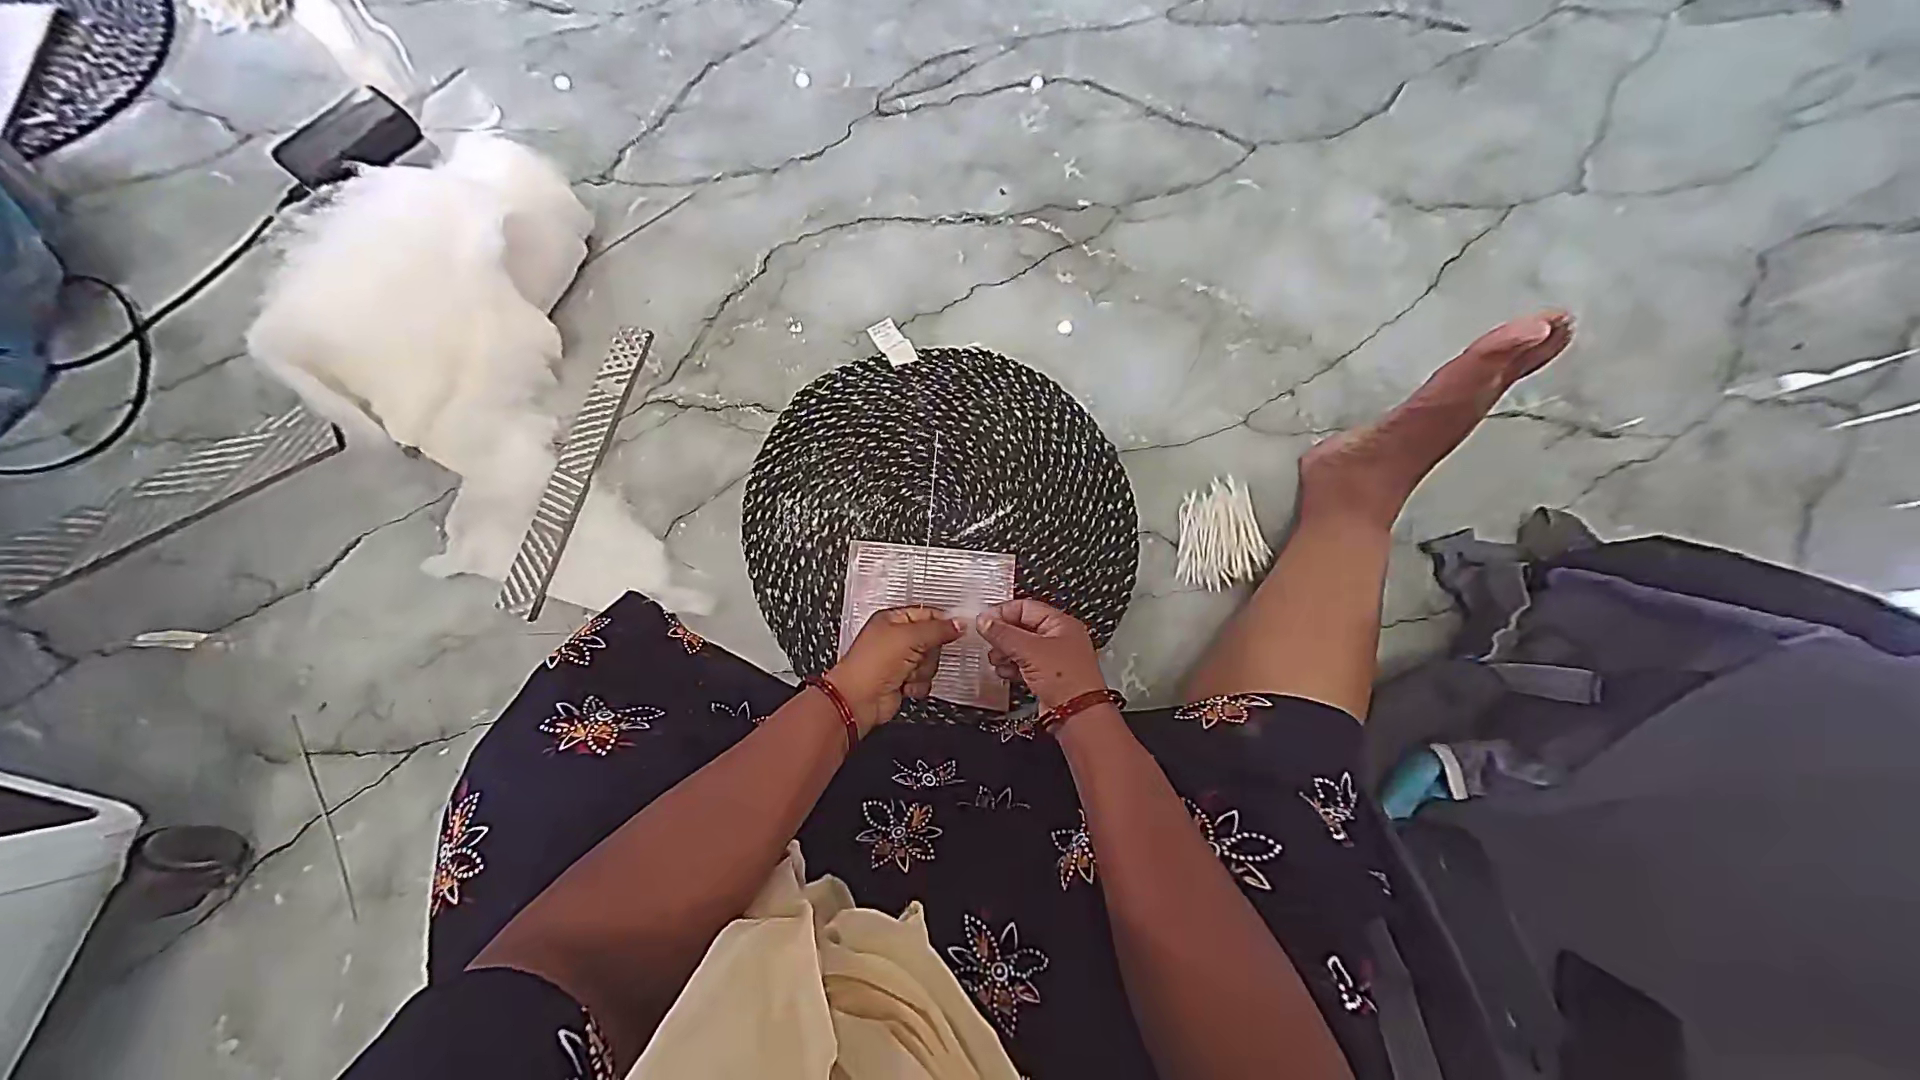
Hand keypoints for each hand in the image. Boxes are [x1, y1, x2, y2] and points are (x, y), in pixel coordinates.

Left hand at [826, 606, 964, 733]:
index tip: (956, 629)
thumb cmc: (870, 665)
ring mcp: (899, 661)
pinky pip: (924, 680)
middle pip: (933, 641)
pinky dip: (917, 685)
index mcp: (893, 620)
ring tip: (907, 672)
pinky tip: (904, 685)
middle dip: (929, 653)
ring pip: (930, 662)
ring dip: (922, 671)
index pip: (927, 614)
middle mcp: (896, 639)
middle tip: (917, 655)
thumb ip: (938, 629)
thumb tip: (958, 624)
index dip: (942, 622)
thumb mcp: (910, 637)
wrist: (858, 700)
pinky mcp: (902, 680)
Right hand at [977, 598, 1106, 709]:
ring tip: (997, 659)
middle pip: (1021, 628)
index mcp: (1060, 623)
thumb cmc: (1068, 681)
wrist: (1078, 716)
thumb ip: (1004, 634)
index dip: (1003, 613)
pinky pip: (1024, 665)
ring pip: (1020, 648)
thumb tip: (985, 621)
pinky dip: (1012, 667)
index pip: (1025, 608)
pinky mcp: (1047, 677)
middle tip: (989, 642)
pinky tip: (1005, 672)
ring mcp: (1053, 658)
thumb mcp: (1030, 650)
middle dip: (1002, 636)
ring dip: (1005, 653)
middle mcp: (1058, 638)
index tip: (985, 622)